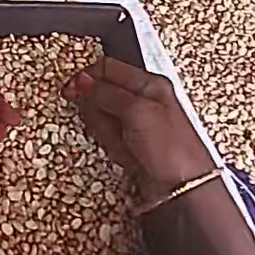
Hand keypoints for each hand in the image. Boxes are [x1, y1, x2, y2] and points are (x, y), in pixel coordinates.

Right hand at [63, 58, 214, 202]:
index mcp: (148, 83)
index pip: (108, 67)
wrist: (185, 187)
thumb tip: (81, 79)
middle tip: (106, 123)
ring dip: (104, 130)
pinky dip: (110, 144)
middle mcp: (141, 99)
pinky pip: (107, 136)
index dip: (87, 76)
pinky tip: (123, 153)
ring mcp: (135, 122)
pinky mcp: (130, 142)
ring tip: (122, 143)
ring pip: (102, 116)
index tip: (70, 89)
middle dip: (97, 109)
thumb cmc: (170, 146)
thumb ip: (106, 93)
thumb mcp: (135, 111)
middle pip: (101, 93)